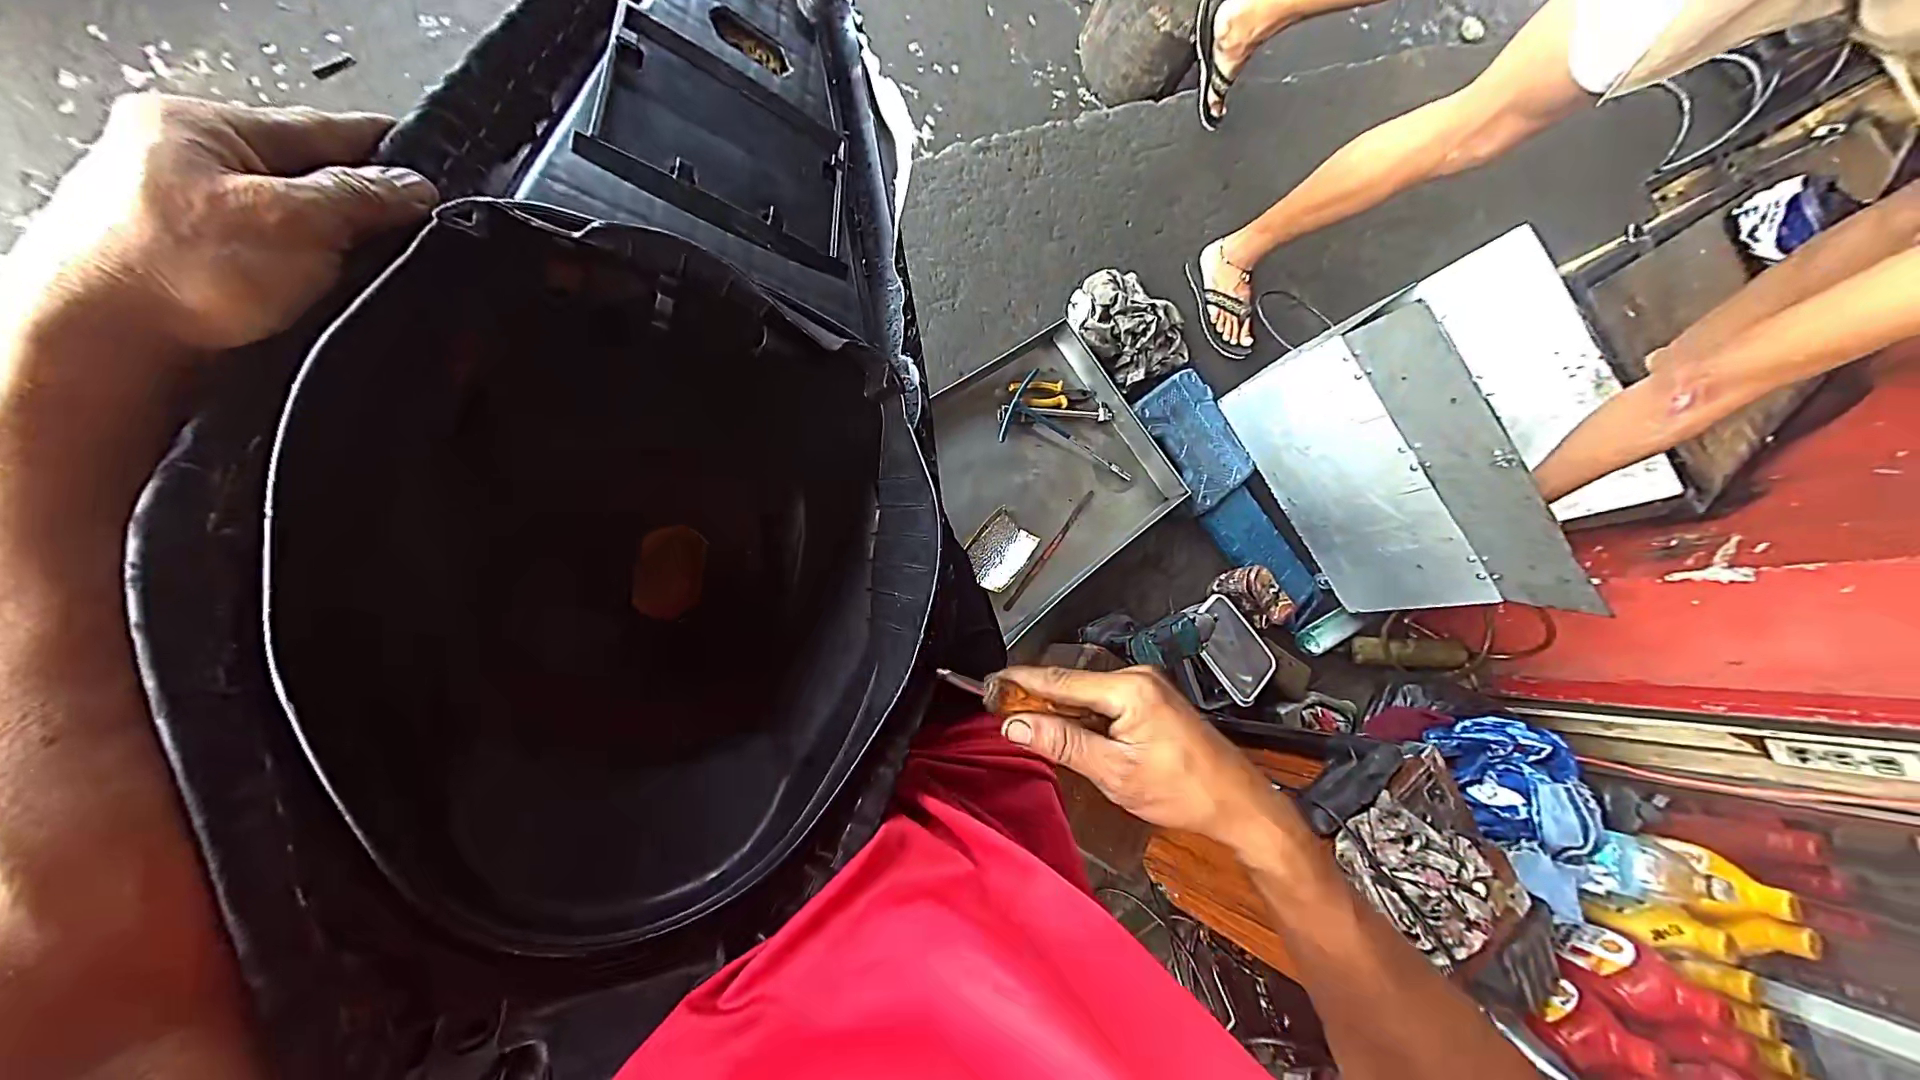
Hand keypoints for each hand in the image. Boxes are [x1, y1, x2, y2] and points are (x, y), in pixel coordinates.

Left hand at [1, 94, 438, 361]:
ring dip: (352, 240)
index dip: (390, 148)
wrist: (111, 342)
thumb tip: (415, 186)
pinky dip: (330, 268)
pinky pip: (296, 256)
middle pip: (318, 176)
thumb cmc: (176, 268)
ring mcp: (206, 215)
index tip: (440, 167)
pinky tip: (354, 284)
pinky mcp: (219, 264)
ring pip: (310, 219)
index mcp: (203, 127)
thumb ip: (360, 196)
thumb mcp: (292, 220)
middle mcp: (199, 163)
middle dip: (374, 203)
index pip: (325, 128)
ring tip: (400, 260)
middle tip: (431, 226)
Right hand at [996, 665, 1307, 854]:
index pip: (1058, 679)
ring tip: (1026, 725)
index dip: (1019, 682)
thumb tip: (1019, 726)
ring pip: (1083, 692)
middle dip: (1033, 696)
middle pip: (1069, 682)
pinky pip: (1101, 700)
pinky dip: (1078, 714)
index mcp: (1129, 689)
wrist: (1238, 802)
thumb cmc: (1187, 790)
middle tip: (1001, 711)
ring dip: (1055, 707)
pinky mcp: (1148, 700)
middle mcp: (1136, 678)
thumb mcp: (1114, 772)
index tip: (990, 685)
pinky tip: (1065, 730)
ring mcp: (1144, 687)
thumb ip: (1062, 744)